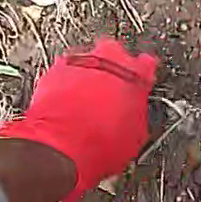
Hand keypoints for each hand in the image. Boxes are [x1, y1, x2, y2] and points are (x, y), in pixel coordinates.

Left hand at [0, 39, 158, 201]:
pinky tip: (68, 106)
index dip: (141, 79)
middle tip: (111, 97)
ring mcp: (81, 62)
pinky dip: (66, 85)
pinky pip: (64, 72)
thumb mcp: (136, 136)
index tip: (138, 88)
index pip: (147, 66)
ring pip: (88, 62)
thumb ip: (138, 114)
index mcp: (136, 74)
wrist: (60, 146)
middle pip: (116, 55)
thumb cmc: (98, 143)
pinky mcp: (54, 69)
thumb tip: (134, 119)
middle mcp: (109, 59)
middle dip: (113, 73)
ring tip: (87, 104)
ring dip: (88, 78)